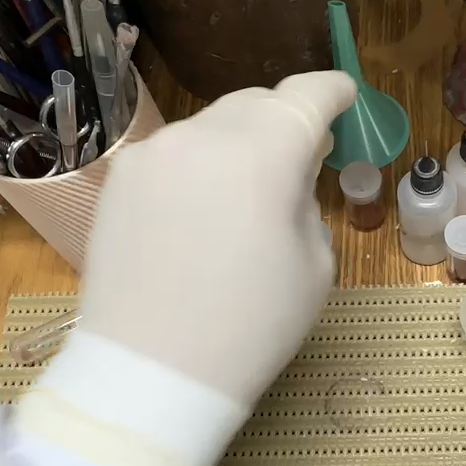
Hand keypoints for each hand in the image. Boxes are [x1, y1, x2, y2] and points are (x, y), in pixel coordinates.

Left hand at [77, 71, 357, 405]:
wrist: (153, 373)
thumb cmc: (253, 327)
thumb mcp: (315, 265)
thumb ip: (307, 201)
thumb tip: (290, 175)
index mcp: (262, 155)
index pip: (306, 97)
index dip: (332, 92)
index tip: (345, 96)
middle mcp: (201, 136)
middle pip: (255, 104)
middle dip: (286, 121)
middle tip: (304, 155)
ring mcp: (152, 154)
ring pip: (212, 128)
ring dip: (241, 145)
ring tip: (251, 193)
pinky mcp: (120, 180)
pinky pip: (176, 155)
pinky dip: (202, 167)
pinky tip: (206, 212)